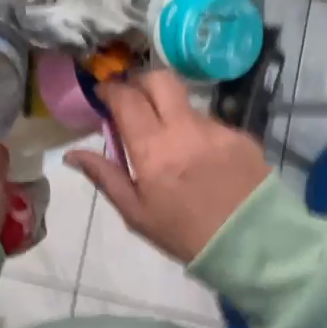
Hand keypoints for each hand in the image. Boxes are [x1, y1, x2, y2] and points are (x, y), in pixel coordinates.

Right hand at [66, 70, 269, 262]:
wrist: (254, 248)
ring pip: (185, 103)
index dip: (110, 90)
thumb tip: (72, 154)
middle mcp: (185, 129)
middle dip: (141, 83)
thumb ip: (104, 176)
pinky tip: (202, 161)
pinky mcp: (242, 136)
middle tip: (133, 101)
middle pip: (160, 80)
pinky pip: (211, 124)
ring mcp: (217, 129)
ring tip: (171, 144)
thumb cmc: (184, 234)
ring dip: (171, 113)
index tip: (103, 96)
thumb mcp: (136, 213)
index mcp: (154, 149)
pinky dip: (198, 134)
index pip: (126, 98)